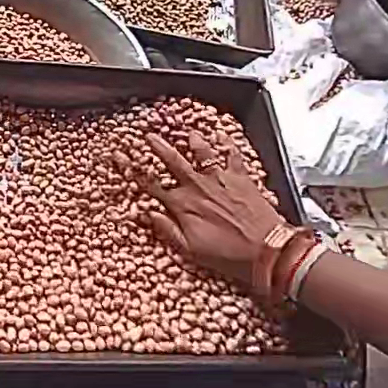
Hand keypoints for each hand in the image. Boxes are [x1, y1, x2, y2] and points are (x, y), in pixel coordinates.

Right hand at [135, 131, 287, 289]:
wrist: (267, 250)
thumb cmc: (228, 254)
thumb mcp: (190, 249)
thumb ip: (167, 229)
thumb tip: (147, 213)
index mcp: (182, 205)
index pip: (151, 183)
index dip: (133, 169)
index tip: (120, 156)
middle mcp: (198, 187)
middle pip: (173, 161)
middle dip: (159, 147)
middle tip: (149, 135)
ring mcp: (221, 179)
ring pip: (203, 153)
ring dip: (194, 141)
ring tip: (189, 133)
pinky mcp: (242, 178)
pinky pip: (233, 155)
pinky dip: (227, 144)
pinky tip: (223, 136)